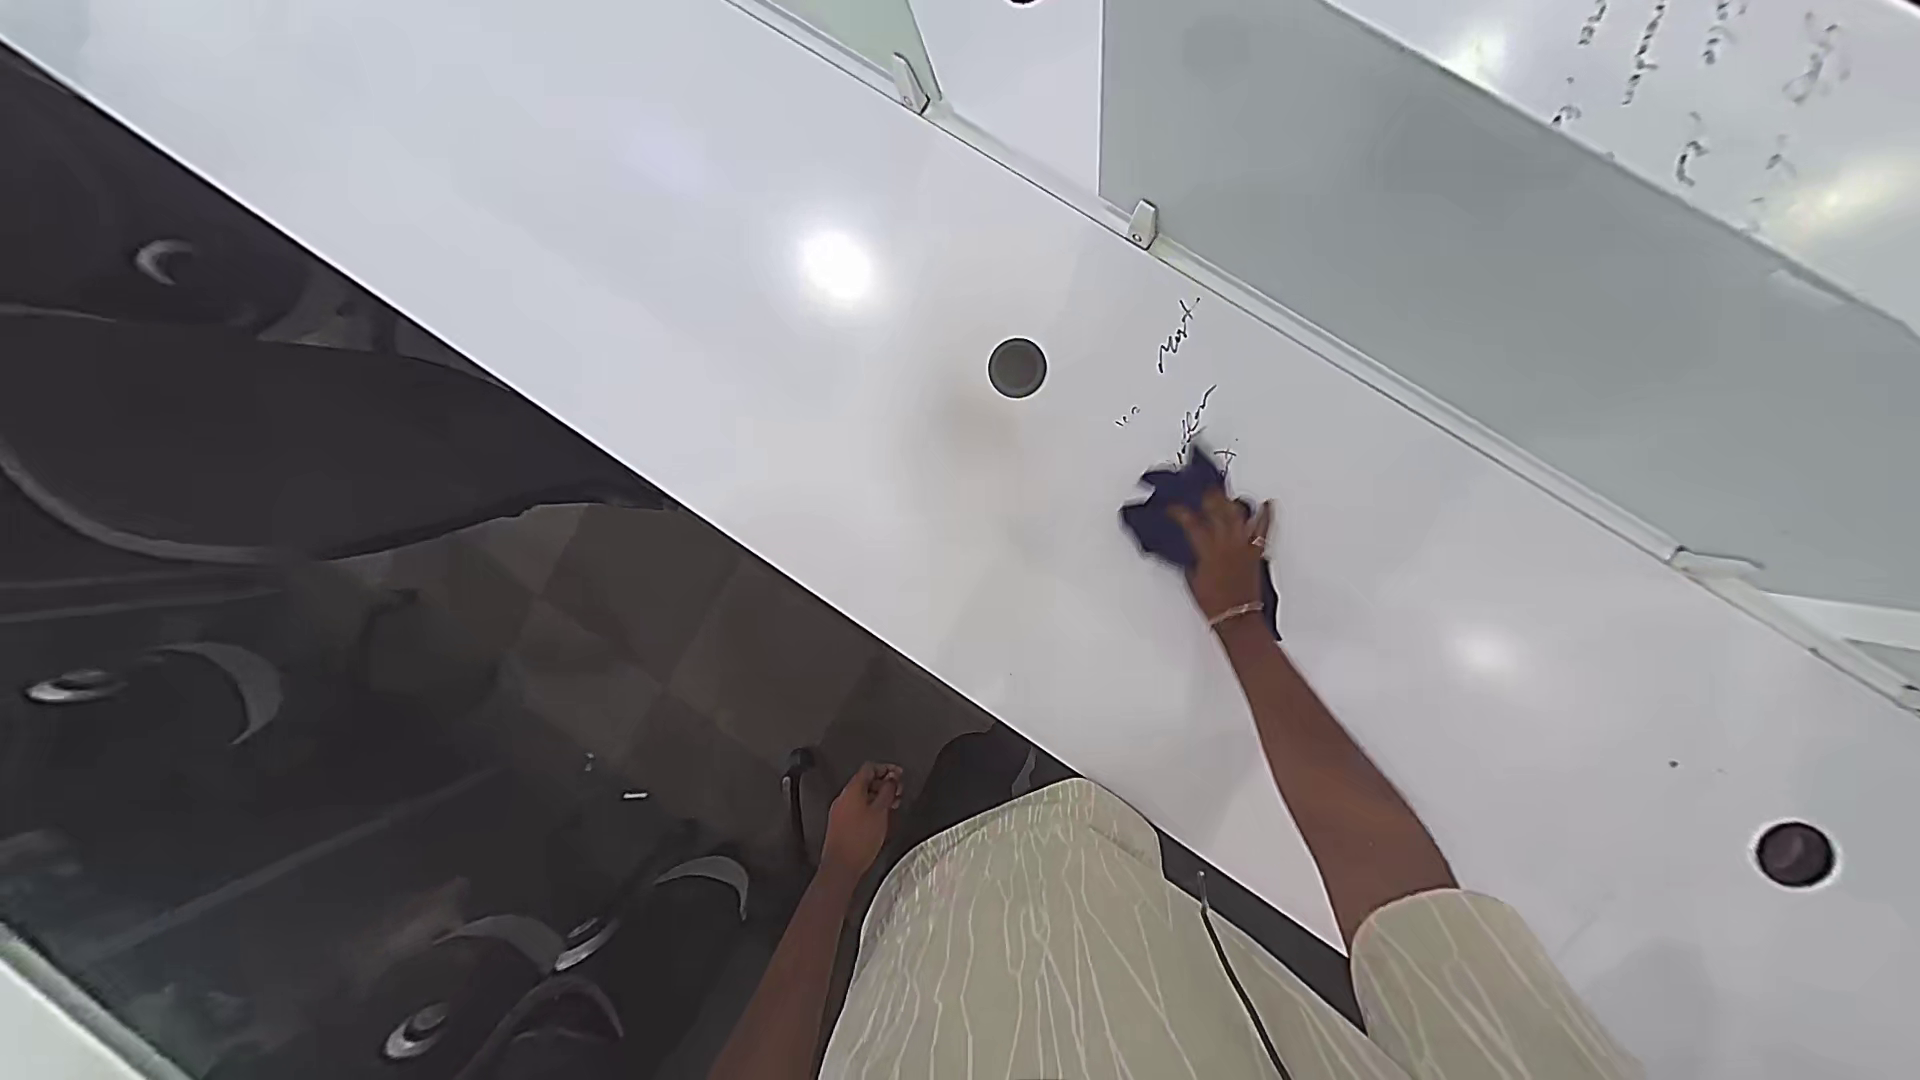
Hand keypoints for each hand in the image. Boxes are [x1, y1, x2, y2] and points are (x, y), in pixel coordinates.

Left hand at [820, 762, 902, 880]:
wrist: (840, 867)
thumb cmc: (860, 839)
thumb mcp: (880, 811)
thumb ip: (888, 791)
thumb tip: (892, 780)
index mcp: (852, 789)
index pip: (869, 768)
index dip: (886, 768)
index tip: (898, 775)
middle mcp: (843, 797)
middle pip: (866, 781)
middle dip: (884, 783)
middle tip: (898, 791)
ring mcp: (840, 810)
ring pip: (862, 795)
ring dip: (878, 796)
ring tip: (893, 805)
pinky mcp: (840, 823)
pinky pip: (857, 807)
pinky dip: (870, 807)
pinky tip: (880, 817)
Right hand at [1169, 491, 1273, 627]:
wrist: (1236, 616)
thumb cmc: (1212, 602)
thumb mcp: (1192, 578)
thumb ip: (1193, 559)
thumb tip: (1192, 549)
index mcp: (1207, 550)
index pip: (1191, 523)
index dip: (1180, 513)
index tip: (1173, 508)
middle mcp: (1227, 544)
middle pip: (1218, 512)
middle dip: (1209, 498)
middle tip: (1203, 491)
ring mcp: (1244, 546)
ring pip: (1239, 516)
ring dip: (1231, 502)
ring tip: (1226, 494)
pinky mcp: (1256, 552)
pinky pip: (1264, 529)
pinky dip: (1266, 515)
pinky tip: (1266, 504)